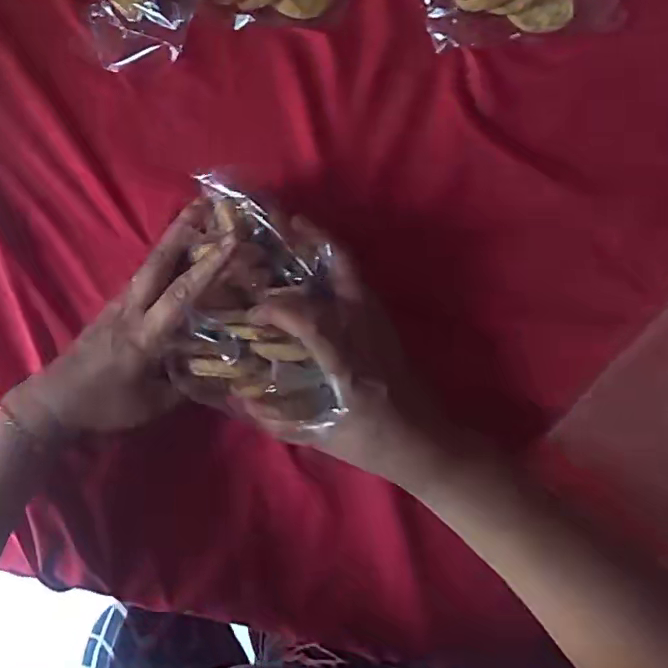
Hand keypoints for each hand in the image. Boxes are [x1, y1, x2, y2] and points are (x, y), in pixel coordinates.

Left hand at [2, 199, 242, 440]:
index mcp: (144, 334)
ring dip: (171, 240)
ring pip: (148, 266)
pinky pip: (142, 279)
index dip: (208, 267)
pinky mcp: (110, 309)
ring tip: (194, 219)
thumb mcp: (151, 405)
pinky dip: (162, 262)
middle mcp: (130, 310)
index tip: (231, 239)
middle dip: (181, 229)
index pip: (181, 294)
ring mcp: (117, 306)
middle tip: (204, 201)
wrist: (54, 400)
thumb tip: (218, 369)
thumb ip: (185, 384)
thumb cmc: (103, 406)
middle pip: (157, 262)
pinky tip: (174, 259)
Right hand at [248, 219, 484, 492]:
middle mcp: (365, 331)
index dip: (276, 310)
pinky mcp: (382, 321)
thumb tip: (237, 397)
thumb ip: (277, 418)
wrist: (430, 443)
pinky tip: (313, 260)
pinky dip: (333, 261)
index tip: (253, 313)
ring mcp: (378, 321)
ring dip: (322, 245)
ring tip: (296, 226)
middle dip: (306, 246)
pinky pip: (354, 280)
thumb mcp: (322, 437)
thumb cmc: (375, 444)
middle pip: (338, 275)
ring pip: (350, 270)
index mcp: (348, 363)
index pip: (310, 320)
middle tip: (278, 223)